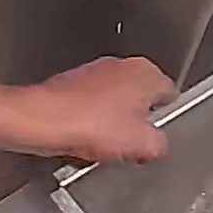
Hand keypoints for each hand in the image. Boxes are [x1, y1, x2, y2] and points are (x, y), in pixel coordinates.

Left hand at [12, 57, 176, 162]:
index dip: (164, 122)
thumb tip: (158, 146)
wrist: (42, 119)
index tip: (155, 138)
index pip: (170, 96)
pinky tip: (84, 139)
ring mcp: (96, 73)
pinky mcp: (74, 85)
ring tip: (102, 145)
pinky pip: (92, 109)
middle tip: (128, 146)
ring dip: (112, 126)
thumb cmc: (87, 122)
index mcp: (146, 72)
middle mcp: (122, 66)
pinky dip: (90, 124)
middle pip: (142, 102)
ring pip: (115, 107)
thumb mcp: (143, 144)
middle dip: (136, 125)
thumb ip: (160, 144)